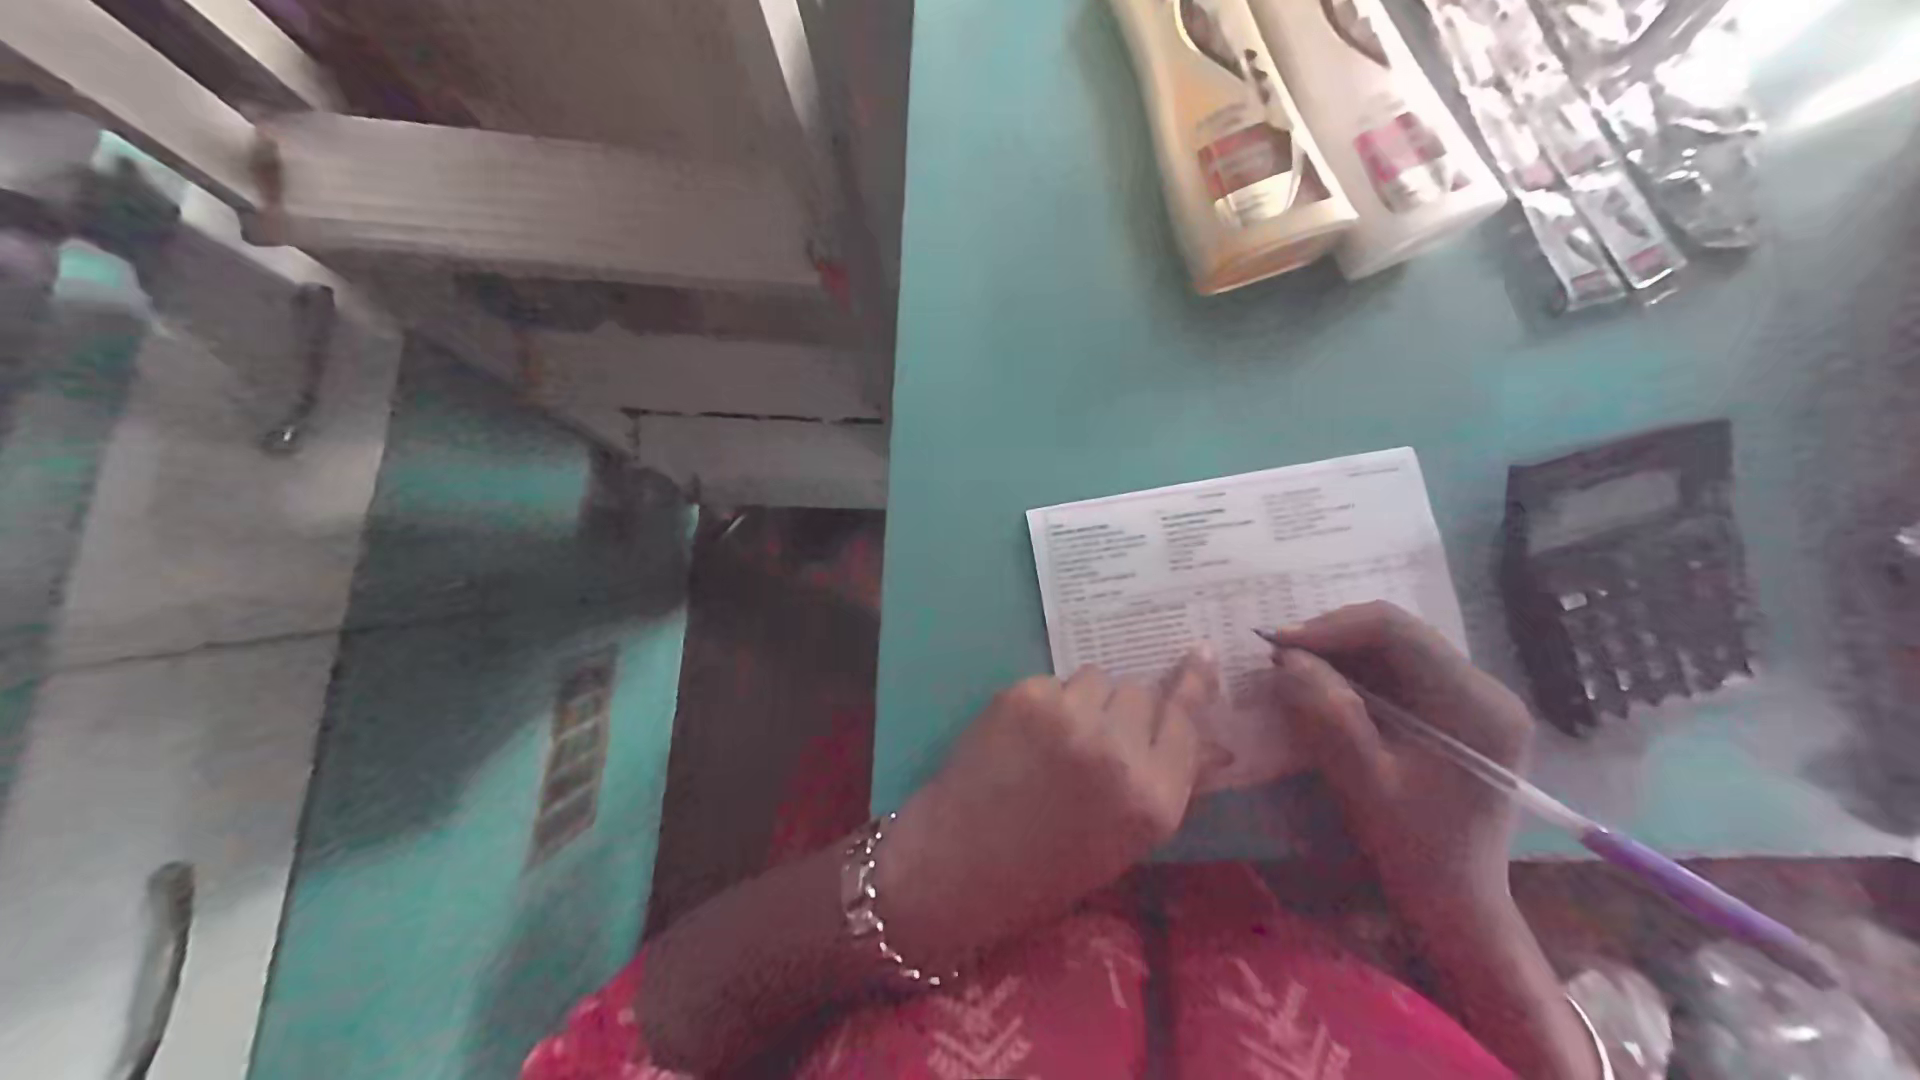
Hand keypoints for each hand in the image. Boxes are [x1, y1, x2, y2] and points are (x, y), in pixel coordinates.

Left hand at [878, 649, 1219, 969]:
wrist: (961, 862)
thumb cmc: (1047, 866)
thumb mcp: (1126, 839)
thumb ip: (1167, 784)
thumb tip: (1216, 745)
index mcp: (1154, 800)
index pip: (1185, 722)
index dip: (1191, 686)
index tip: (1197, 652)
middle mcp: (1119, 752)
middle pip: (1139, 691)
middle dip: (1122, 708)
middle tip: (1093, 735)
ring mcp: (1070, 718)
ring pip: (1096, 676)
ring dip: (1085, 698)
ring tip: (1055, 736)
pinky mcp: (1026, 697)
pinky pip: (1053, 680)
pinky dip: (1045, 700)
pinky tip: (1023, 735)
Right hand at [1268, 602, 1531, 921]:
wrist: (1453, 891)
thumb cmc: (1411, 841)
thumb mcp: (1361, 779)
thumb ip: (1326, 713)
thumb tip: (1288, 656)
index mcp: (1474, 704)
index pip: (1397, 632)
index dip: (1332, 627)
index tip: (1278, 642)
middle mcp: (1484, 688)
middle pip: (1398, 632)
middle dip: (1332, 635)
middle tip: (1280, 653)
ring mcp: (1473, 696)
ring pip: (1394, 644)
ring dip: (1339, 649)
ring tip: (1294, 664)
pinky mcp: (1456, 706)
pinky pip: (1397, 667)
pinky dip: (1354, 667)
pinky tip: (1323, 681)